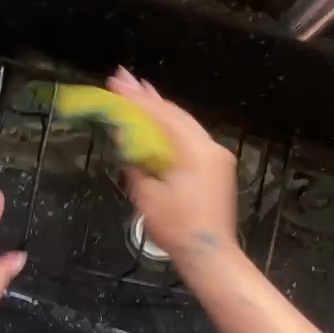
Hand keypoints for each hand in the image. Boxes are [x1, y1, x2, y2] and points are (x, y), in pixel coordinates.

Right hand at [107, 68, 238, 270]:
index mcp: (194, 150)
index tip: (117, 81)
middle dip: (148, 98)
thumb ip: (136, 161)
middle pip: (175, 114)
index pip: (160, 116)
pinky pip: (191, 139)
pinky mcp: (217, 167)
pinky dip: (172, 129)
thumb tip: (126, 138)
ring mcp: (216, 156)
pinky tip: (159, 122)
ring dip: (161, 111)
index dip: (135, 99)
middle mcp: (210, 146)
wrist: (209, 253)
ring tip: (139, 93)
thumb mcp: (146, 194)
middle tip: (124, 79)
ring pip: (185, 125)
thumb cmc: (176, 227)